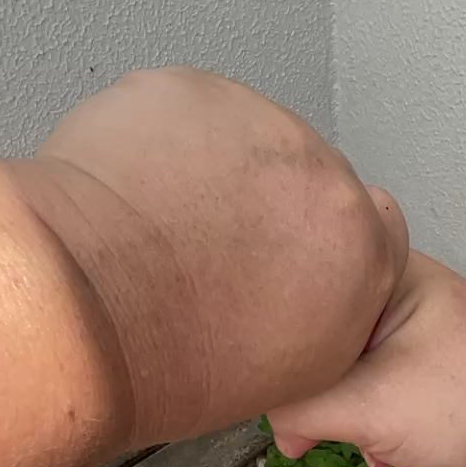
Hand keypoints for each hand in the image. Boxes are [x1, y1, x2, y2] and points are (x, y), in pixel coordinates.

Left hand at [0, 68, 408, 445]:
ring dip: (215, 167)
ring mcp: (266, 129)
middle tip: (210, 241)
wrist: (92, 318)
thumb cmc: (177, 363)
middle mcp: (331, 187)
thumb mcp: (288, 372)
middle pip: (309, 179)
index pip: (372, 229)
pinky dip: (163, 142)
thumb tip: (298, 289)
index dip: (323, 238)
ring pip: (249, 139)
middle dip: (269, 202)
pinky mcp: (200, 94)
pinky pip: (189, 113)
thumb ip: (321, 314)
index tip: (291, 245)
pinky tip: (136, 190)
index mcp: (363, 261)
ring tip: (163, 223)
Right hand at [267, 252, 465, 466]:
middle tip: (308, 439)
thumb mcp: (363, 407)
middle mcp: (412, 291)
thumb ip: (297, 408)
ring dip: (349, 414)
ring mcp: (432, 331)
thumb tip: (271, 422)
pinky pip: (387, 385)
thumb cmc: (462, 411)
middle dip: (317, 394)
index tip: (270, 394)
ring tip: (364, 448)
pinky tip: (386, 452)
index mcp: (393, 272)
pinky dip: (378, 419)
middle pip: (330, 335)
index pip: (309, 290)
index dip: (282, 343)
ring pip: (358, 366)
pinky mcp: (444, 369)